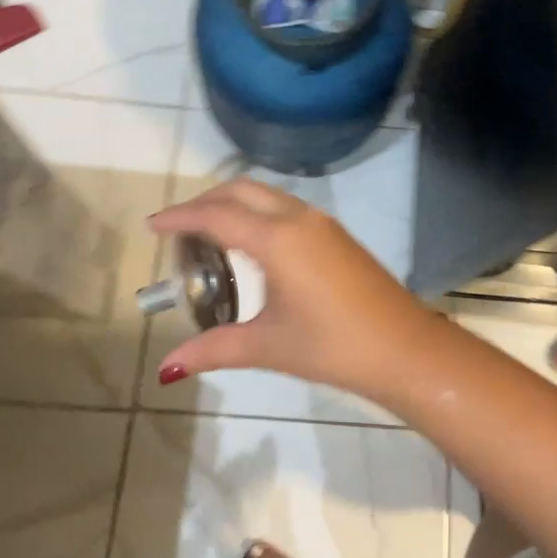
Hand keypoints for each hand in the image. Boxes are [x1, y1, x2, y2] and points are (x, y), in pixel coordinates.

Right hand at [149, 179, 438, 398]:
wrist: (404, 347)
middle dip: (206, 201)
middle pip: (242, 190)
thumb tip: (168, 367)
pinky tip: (251, 249)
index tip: (152, 224)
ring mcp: (323, 224)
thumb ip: (215, 348)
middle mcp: (299, 219)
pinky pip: (286, 209)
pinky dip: (258, 214)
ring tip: (209, 237)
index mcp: (278, 239)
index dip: (181, 216)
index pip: (217, 214)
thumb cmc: (332, 346)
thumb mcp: (268, 346)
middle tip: (178, 228)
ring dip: (235, 205)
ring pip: (267, 196)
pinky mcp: (337, 235)